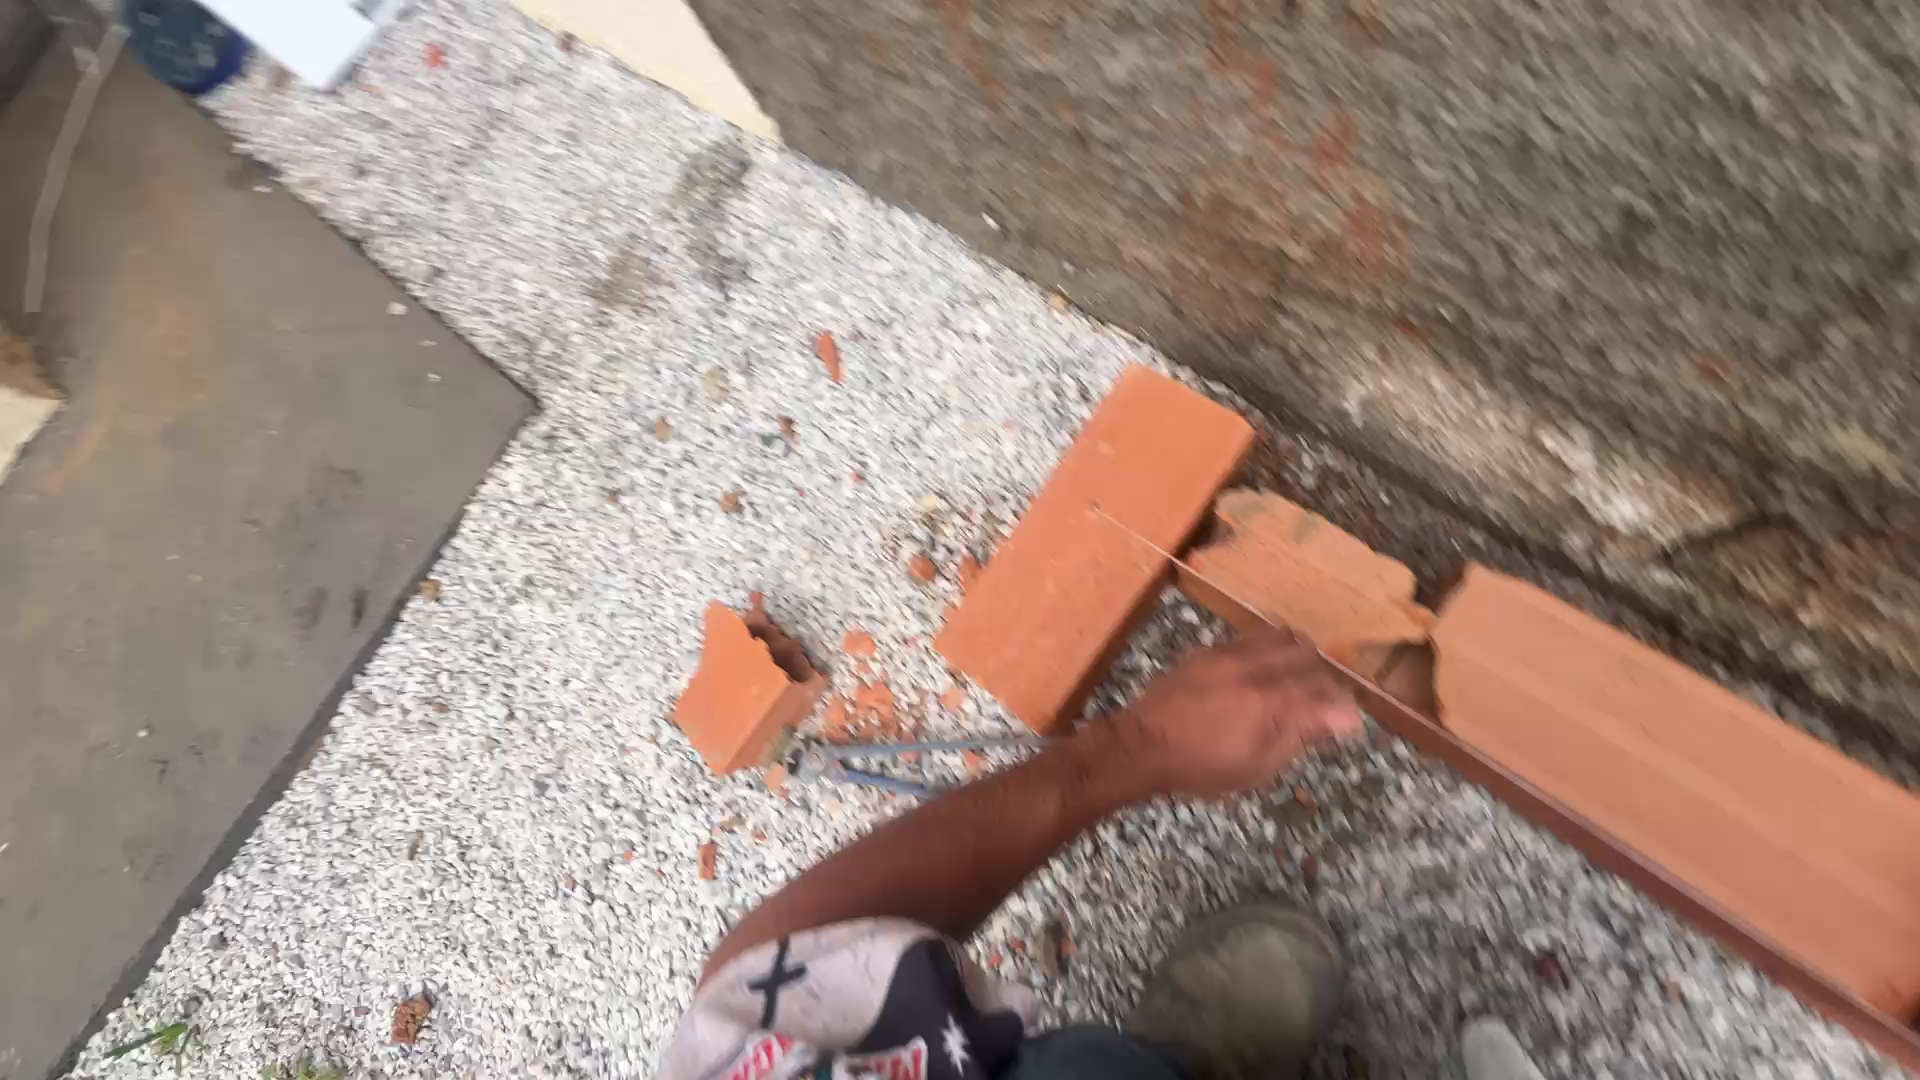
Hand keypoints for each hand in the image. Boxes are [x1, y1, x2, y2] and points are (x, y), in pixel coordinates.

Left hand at [1110, 629, 1363, 798]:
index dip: (1341, 704)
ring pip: (1278, 637)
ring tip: (1291, 681)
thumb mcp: (1258, 766)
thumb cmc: (1200, 767)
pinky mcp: (1205, 651)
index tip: (1343, 719)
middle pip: (1306, 654)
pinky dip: (1264, 651)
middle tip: (1317, 699)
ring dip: (1294, 656)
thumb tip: (1346, 717)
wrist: (1141, 745)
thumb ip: (1301, 735)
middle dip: (1320, 675)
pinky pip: (1248, 639)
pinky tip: (1258, 672)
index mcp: (1270, 701)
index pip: (1324, 689)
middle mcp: (1252, 668)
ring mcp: (1226, 654)